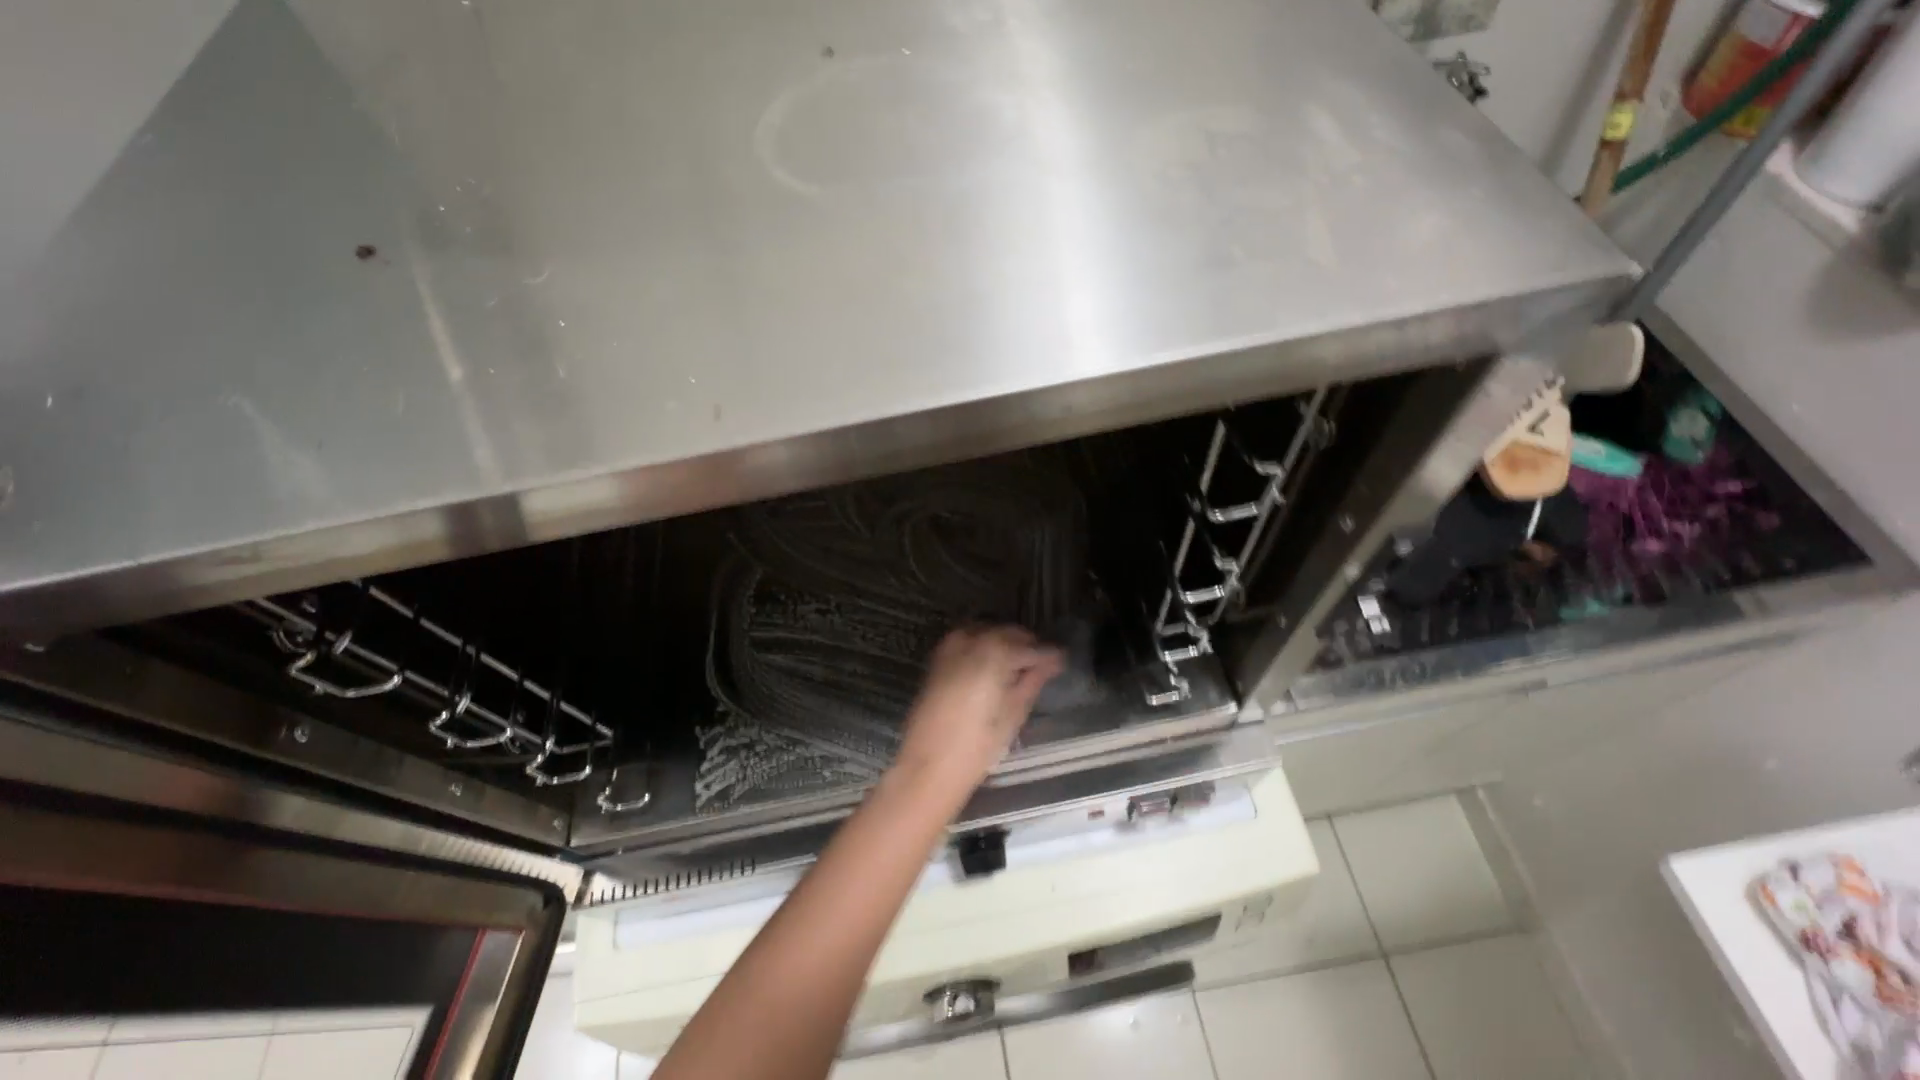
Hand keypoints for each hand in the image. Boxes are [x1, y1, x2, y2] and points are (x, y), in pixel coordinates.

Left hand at [893, 626, 1063, 797]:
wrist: (928, 763)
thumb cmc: (978, 744)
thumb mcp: (1014, 712)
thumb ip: (1033, 680)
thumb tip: (1052, 661)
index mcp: (996, 650)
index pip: (1033, 646)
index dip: (1050, 655)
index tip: (1062, 663)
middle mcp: (972, 638)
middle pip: (1009, 633)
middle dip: (1027, 646)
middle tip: (1041, 668)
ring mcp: (951, 644)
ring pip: (988, 633)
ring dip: (1005, 645)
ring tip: (1018, 671)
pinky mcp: (938, 657)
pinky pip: (969, 641)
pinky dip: (985, 649)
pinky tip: (994, 671)